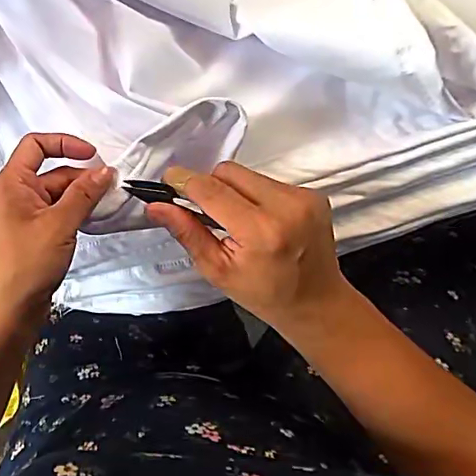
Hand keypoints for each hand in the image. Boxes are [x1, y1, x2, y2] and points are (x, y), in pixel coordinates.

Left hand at [0, 133, 113, 323]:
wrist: (5, 312)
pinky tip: (92, 222)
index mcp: (11, 183)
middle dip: (81, 177)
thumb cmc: (23, 266)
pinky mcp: (31, 237)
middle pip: (52, 172)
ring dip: (80, 198)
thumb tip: (104, 172)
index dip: (64, 143)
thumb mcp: (59, 224)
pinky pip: (56, 215)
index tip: (92, 155)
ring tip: (105, 207)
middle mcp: (14, 196)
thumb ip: (84, 195)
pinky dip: (74, 215)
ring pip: (56, 195)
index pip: (35, 145)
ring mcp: (22, 217)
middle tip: (110, 189)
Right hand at [145, 161, 356, 335]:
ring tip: (233, 219)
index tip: (167, 183)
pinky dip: (251, 194)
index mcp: (261, 231)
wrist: (318, 302)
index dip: (184, 182)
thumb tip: (157, 207)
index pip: (211, 190)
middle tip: (203, 212)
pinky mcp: (312, 194)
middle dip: (208, 187)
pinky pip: (265, 180)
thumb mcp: (216, 270)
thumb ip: (187, 232)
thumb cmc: (265, 293)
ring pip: (245, 174)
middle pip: (227, 173)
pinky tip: (256, 218)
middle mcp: (286, 207)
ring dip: (230, 190)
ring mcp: (303, 198)